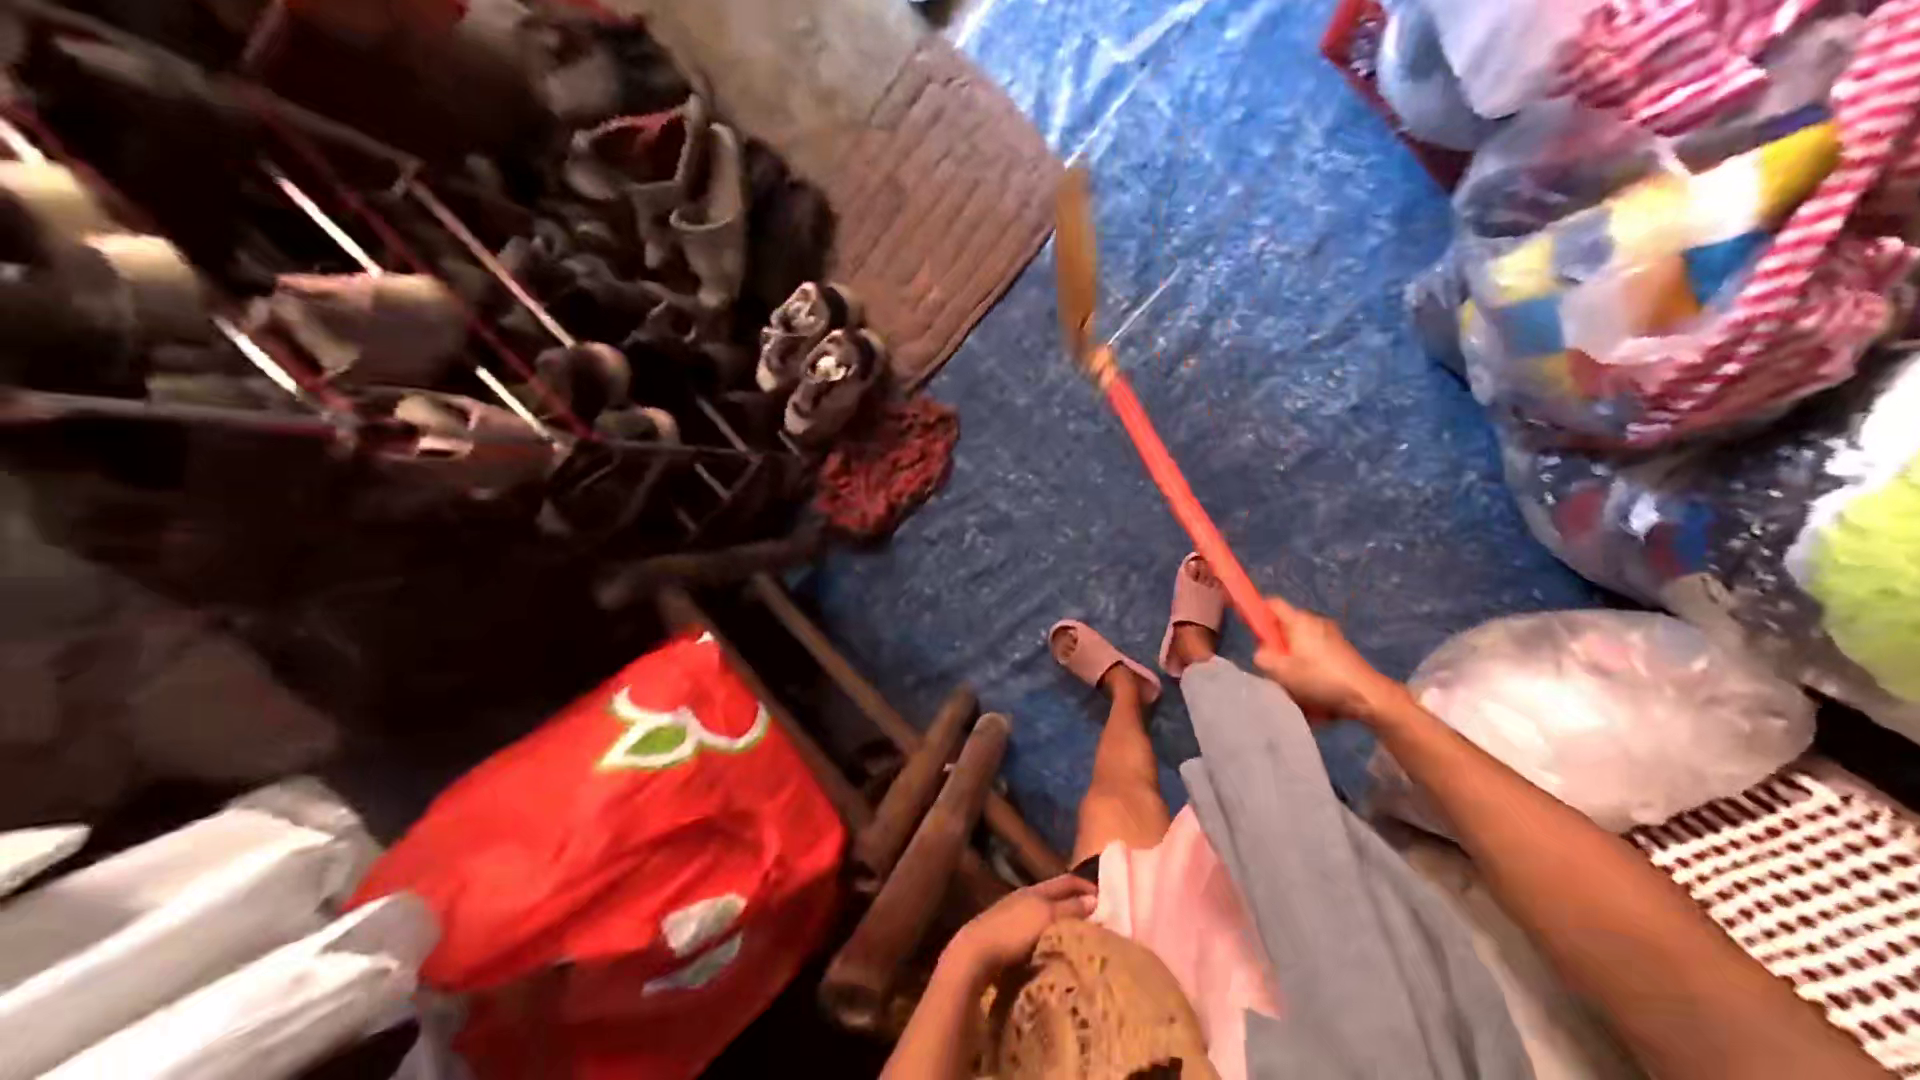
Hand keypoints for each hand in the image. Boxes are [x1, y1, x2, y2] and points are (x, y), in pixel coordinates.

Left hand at [943, 875, 1097, 979]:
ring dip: (1063, 922)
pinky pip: (1034, 931)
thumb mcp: (1046, 917)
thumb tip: (1095, 899)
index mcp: (1036, 890)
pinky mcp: (1005, 936)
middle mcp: (1024, 898)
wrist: (974, 953)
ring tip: (1080, 938)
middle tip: (1098, 921)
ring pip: (1045, 914)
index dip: (1087, 885)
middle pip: (1056, 896)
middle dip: (1076, 904)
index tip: (1108, 899)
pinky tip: (1054, 950)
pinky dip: (1049, 936)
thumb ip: (1070, 909)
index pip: (1067, 880)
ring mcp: (1012, 916)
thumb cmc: (1013, 931)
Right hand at [1253, 599, 1409, 722]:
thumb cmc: (1321, 678)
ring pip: (1300, 645)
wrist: (1368, 695)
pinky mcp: (1342, 651)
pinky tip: (1312, 691)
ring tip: (1294, 684)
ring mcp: (1331, 636)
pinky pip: (1316, 656)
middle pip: (1285, 628)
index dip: (1257, 611)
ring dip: (1294, 662)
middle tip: (1274, 667)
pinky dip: (1310, 669)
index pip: (1272, 604)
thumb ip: (1263, 657)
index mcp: (1299, 621)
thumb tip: (1263, 652)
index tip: (1250, 628)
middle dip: (1277, 647)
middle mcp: (1315, 622)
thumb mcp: (1282, 671)